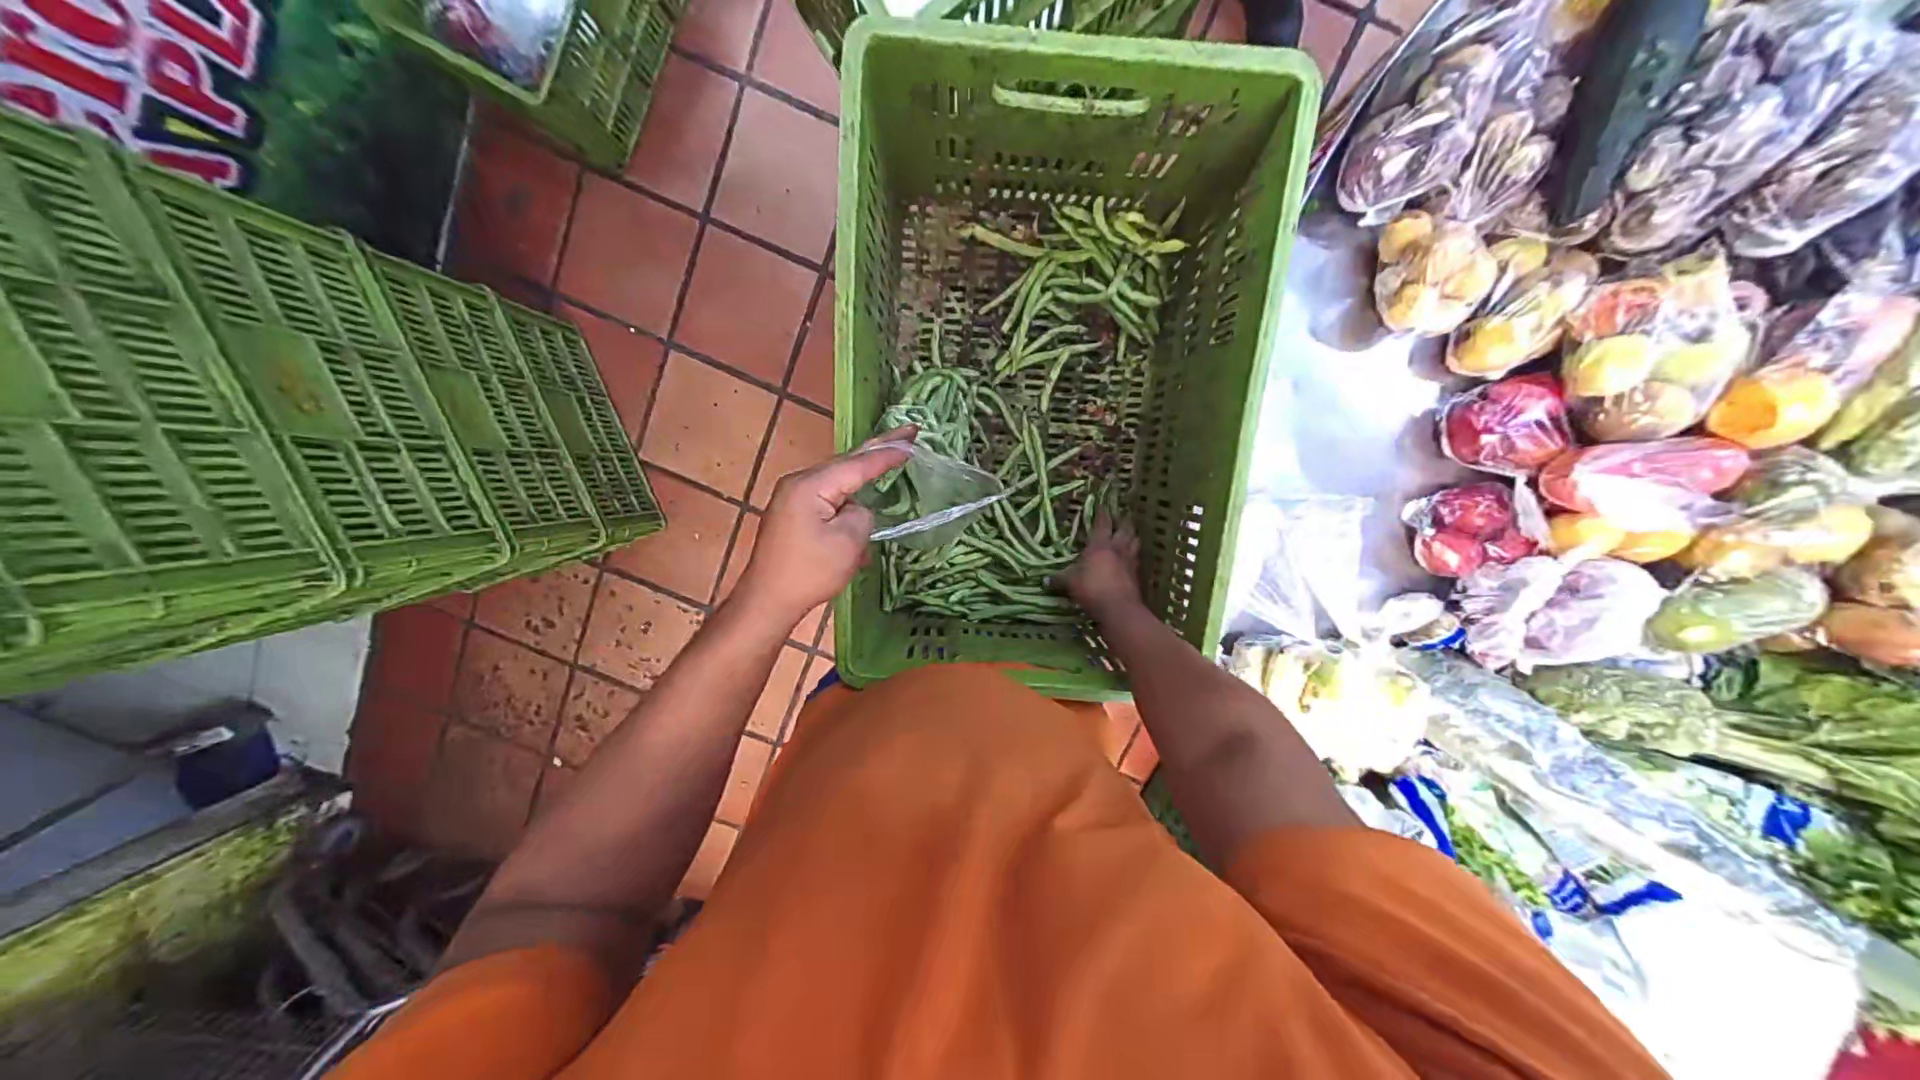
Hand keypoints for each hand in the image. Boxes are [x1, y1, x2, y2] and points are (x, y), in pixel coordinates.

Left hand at [732, 427, 915, 626]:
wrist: (768, 600)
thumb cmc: (809, 573)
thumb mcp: (849, 543)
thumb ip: (863, 515)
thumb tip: (858, 510)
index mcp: (810, 485)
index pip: (858, 464)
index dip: (888, 454)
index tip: (913, 440)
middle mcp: (798, 483)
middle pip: (846, 463)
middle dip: (878, 451)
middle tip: (908, 433)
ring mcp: (793, 498)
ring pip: (838, 483)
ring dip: (863, 480)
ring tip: (892, 461)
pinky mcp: (793, 514)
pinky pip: (828, 499)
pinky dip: (848, 503)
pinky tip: (863, 506)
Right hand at [1059, 511, 1144, 621]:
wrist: (1118, 609)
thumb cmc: (1092, 589)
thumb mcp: (1070, 583)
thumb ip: (1058, 579)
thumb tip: (1044, 581)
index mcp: (1100, 545)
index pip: (1102, 524)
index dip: (1102, 513)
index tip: (1103, 504)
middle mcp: (1117, 549)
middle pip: (1125, 529)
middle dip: (1124, 521)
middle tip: (1123, 515)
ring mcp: (1130, 562)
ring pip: (1135, 543)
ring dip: (1132, 537)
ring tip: (1130, 534)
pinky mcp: (1137, 576)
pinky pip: (1136, 560)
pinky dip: (1134, 556)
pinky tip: (1131, 559)